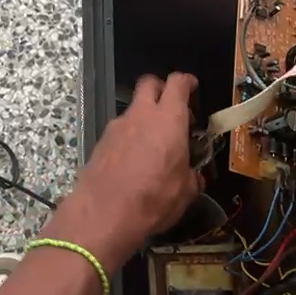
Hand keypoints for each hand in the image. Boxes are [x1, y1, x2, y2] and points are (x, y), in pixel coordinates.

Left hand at [44, 72, 202, 270]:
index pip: (178, 84)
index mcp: (168, 119)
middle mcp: (141, 114)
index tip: (193, 86)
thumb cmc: (153, 199)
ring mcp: (117, 126)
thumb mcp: (185, 193)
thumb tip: (194, 176)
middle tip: (172, 107)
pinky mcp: (101, 141)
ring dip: (144, 117)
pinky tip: (134, 160)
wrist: (103, 213)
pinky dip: (130, 136)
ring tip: (153, 144)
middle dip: (161, 88)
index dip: (186, 81)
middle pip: (149, 83)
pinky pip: (121, 130)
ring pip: (133, 108)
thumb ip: (191, 177)